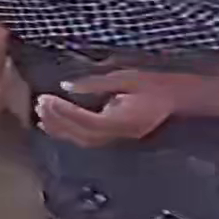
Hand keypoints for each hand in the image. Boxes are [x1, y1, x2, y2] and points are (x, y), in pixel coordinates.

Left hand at [33, 70, 185, 146]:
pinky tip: (47, 124)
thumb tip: (66, 85)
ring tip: (40, 110)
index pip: (90, 122)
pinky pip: (86, 140)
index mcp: (128, 121)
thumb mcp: (126, 77)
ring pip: (82, 140)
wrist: (177, 97)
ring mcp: (120, 139)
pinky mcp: (114, 138)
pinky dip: (64, 133)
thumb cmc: (153, 84)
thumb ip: (95, 83)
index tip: (46, 98)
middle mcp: (123, 134)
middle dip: (58, 120)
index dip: (65, 112)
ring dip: (58, 128)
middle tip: (40, 102)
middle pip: (83, 135)